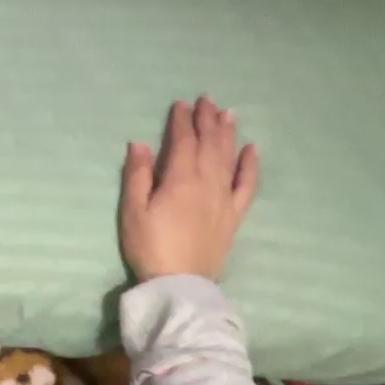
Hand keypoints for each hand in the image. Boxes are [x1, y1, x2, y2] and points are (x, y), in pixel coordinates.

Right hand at [119, 97, 258, 281]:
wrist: (180, 283)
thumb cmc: (149, 246)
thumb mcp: (132, 212)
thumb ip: (137, 176)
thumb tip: (140, 144)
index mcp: (181, 179)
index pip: (183, 141)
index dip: (181, 121)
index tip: (180, 104)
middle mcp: (208, 182)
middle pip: (210, 144)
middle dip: (207, 120)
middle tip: (206, 101)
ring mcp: (224, 198)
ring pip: (229, 157)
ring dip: (228, 133)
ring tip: (228, 114)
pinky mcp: (234, 215)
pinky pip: (247, 184)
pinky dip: (251, 164)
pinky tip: (251, 150)